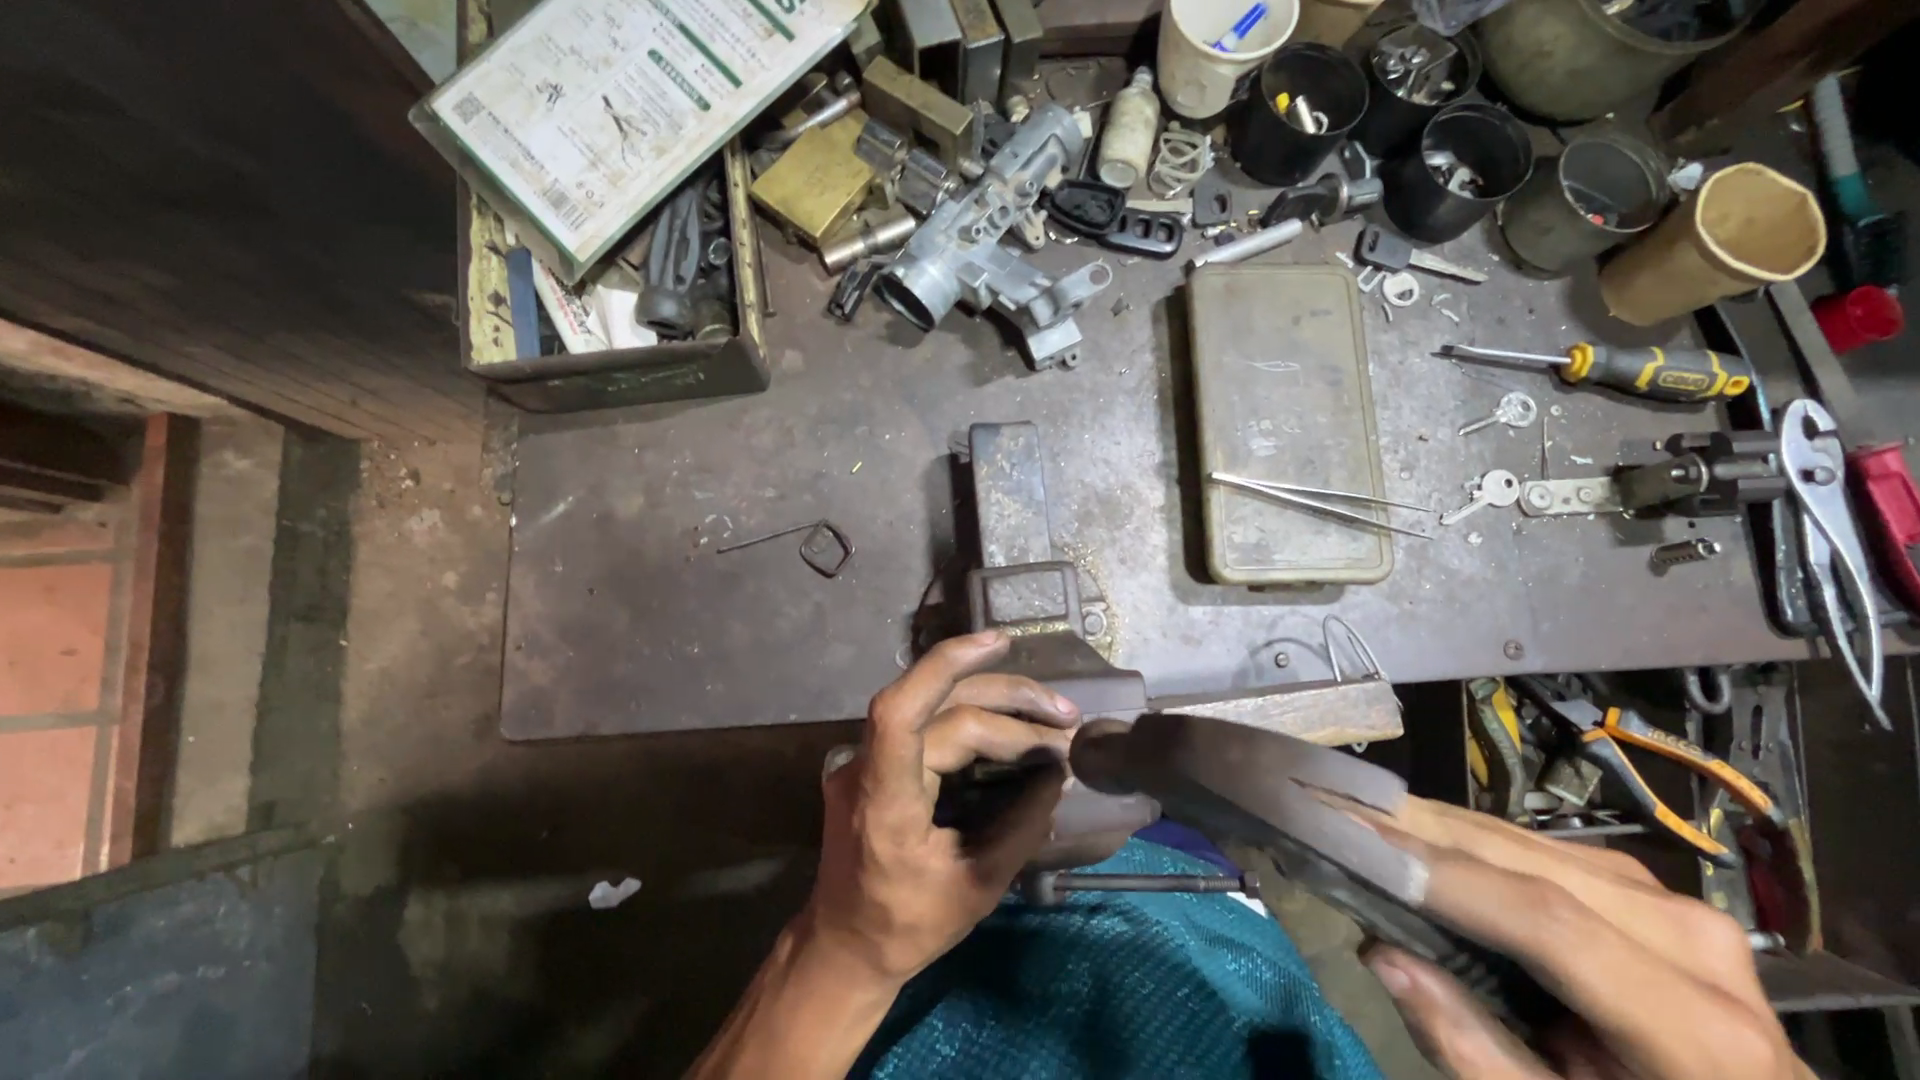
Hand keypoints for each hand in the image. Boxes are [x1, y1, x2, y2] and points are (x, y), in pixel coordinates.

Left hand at [800, 629, 1079, 986]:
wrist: (844, 945)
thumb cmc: (906, 925)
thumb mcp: (977, 887)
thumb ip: (1020, 826)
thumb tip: (1058, 776)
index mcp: (882, 801)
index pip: (900, 711)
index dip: (944, 666)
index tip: (1001, 646)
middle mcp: (865, 768)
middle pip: (940, 708)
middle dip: (1009, 702)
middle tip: (1066, 714)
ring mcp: (863, 762)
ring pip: (933, 709)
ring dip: (995, 703)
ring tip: (1051, 712)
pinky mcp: (874, 764)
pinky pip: (925, 727)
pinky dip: (972, 720)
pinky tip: (1010, 722)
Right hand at [1363, 797, 1810, 1079]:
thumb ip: (1472, 1050)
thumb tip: (1381, 955)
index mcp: (1699, 1032)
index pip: (1551, 924)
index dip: (1448, 879)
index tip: (1353, 844)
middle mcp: (1695, 941)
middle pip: (1533, 866)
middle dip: (1420, 832)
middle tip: (1325, 804)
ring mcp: (1674, 902)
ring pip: (1528, 842)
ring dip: (1432, 824)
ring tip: (1349, 809)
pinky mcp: (1646, 886)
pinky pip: (1538, 848)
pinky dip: (1464, 839)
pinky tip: (1409, 833)